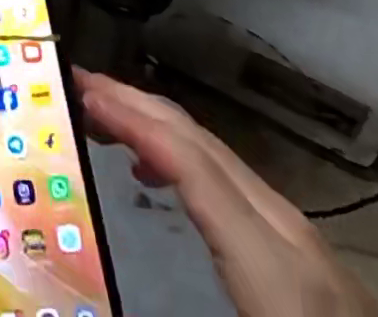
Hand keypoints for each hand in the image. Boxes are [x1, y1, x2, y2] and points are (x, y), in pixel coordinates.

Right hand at [76, 69, 377, 316]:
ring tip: (100, 115)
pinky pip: (228, 177)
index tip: (83, 94)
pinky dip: (179, 152)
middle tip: (77, 83)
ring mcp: (298, 234)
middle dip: (136, 103)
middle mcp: (289, 232)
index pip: (195, 167)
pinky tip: (151, 166)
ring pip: (217, 154)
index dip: (135, 122)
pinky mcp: (299, 246)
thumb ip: (168, 301)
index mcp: (275, 269)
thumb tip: (94, 301)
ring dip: (154, 122)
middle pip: (203, 144)